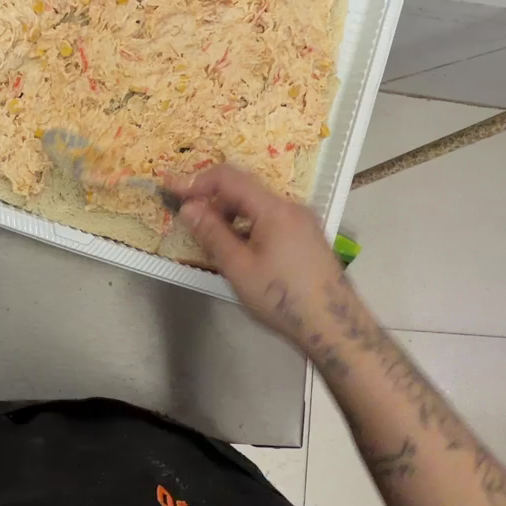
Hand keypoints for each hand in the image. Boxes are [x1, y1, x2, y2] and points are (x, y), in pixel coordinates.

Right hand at [176, 165, 349, 344]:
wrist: (333, 327)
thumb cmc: (282, 298)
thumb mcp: (239, 267)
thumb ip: (212, 233)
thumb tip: (189, 208)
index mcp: (275, 209)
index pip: (229, 178)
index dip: (196, 181)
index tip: (171, 190)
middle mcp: (291, 207)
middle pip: (244, 188)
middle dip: (212, 198)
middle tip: (189, 219)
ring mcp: (303, 221)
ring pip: (257, 205)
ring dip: (229, 213)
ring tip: (211, 238)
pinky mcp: (307, 236)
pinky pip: (270, 218)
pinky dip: (248, 224)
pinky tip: (239, 248)